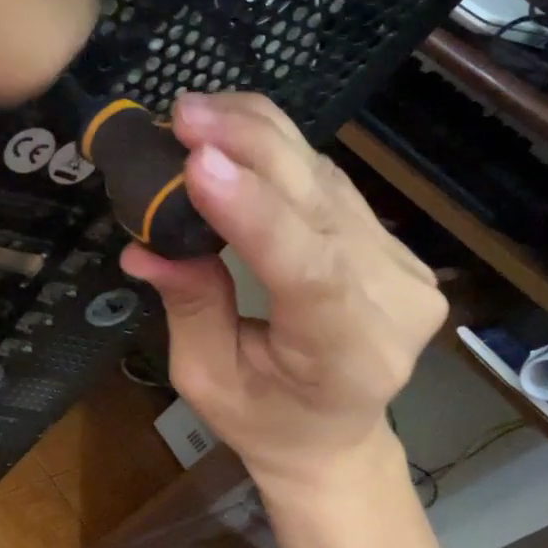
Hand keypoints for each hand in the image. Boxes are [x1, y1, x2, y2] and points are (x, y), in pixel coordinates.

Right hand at [118, 93, 447, 495]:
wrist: (332, 436)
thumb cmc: (262, 420)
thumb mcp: (206, 380)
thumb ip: (190, 309)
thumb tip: (145, 246)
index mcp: (346, 356)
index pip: (308, 271)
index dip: (253, 212)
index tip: (196, 163)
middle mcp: (393, 301)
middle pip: (324, 207)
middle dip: (252, 149)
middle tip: (183, 112)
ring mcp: (403, 265)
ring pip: (329, 182)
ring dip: (261, 137)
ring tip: (197, 111)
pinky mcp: (392, 244)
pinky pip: (331, 186)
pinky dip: (278, 153)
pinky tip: (234, 129)